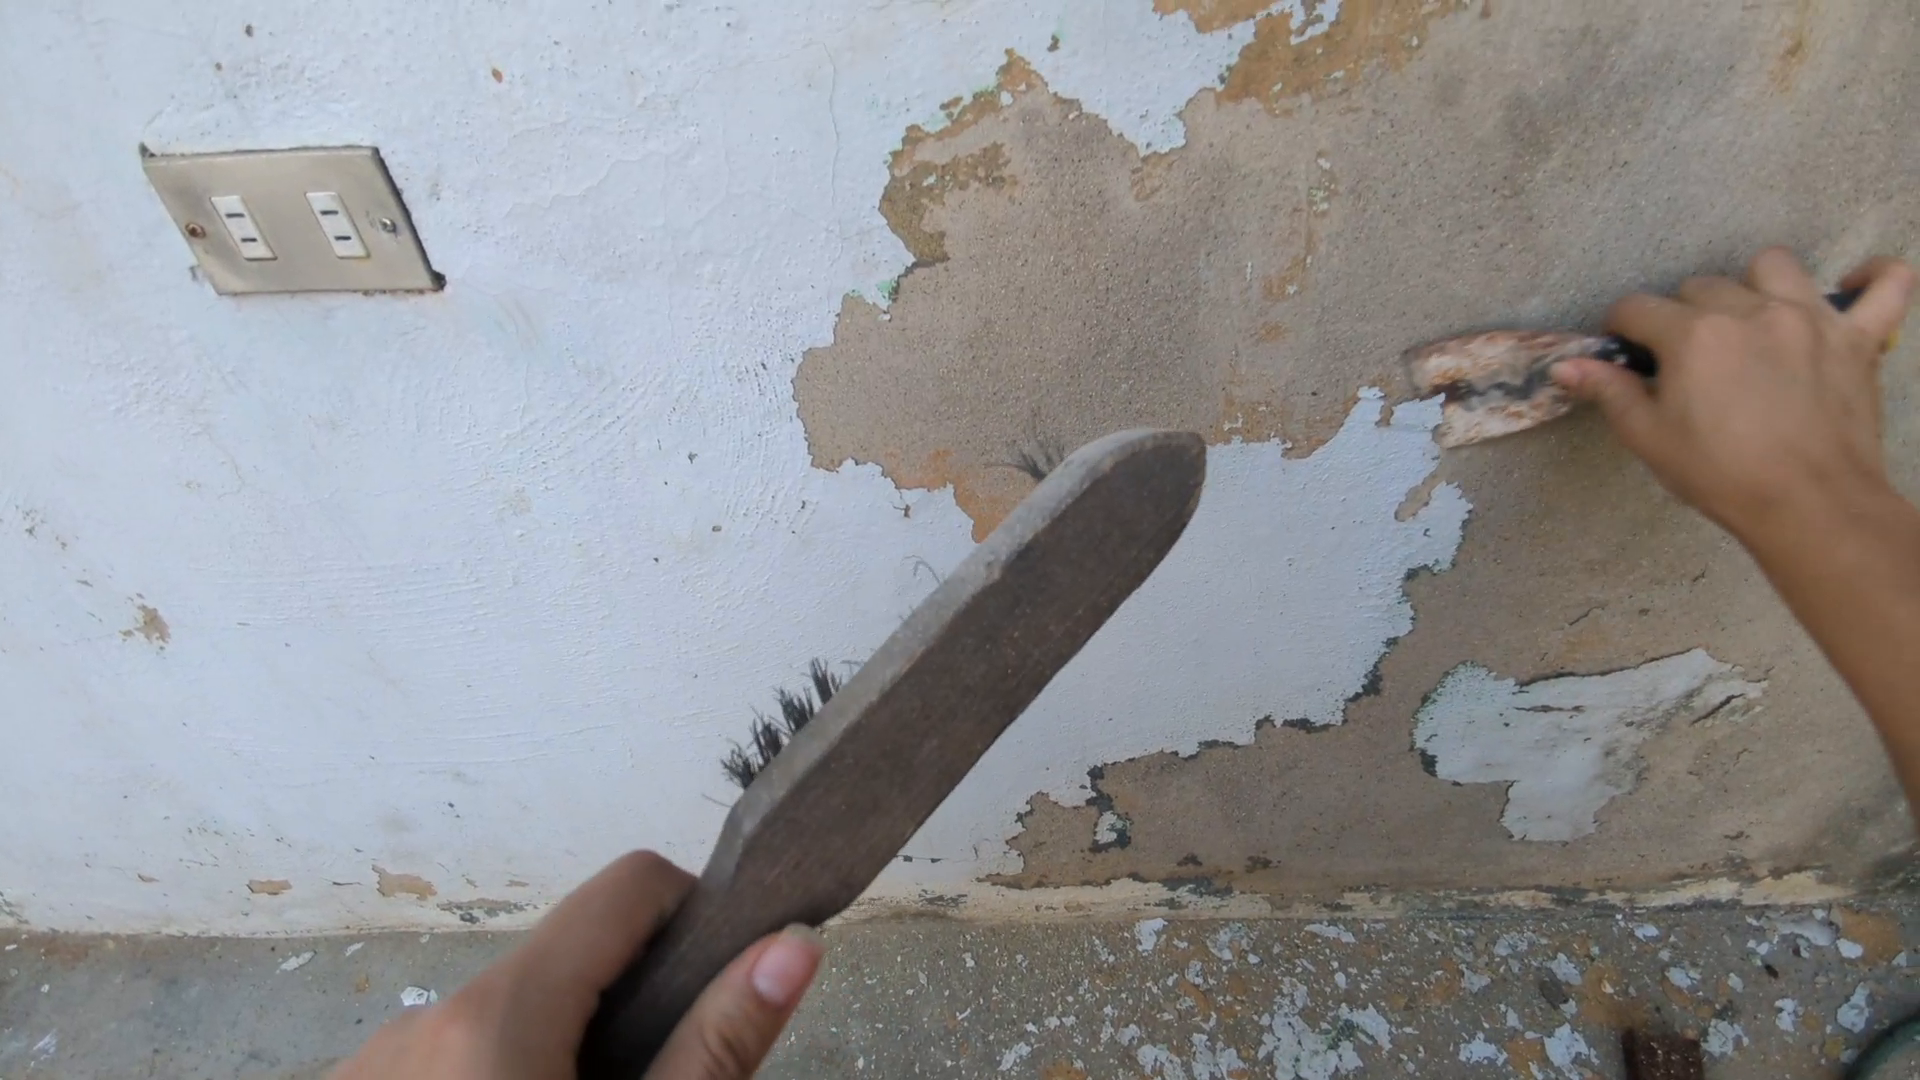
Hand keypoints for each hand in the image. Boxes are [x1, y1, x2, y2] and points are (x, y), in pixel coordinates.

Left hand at [330, 852, 823, 1079]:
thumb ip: (717, 1046)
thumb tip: (797, 945)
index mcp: (496, 1015)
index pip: (630, 885)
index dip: (691, 913)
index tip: (710, 987)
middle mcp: (421, 1021)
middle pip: (572, 955)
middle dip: (632, 1004)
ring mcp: (365, 1071)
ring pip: (515, 1009)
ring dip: (568, 1048)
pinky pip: (453, 1057)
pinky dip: (505, 1079)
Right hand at [1553, 248, 1915, 550]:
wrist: (1805, 499)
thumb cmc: (1712, 468)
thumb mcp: (1642, 432)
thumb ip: (1606, 388)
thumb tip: (1565, 366)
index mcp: (1692, 335)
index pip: (1635, 308)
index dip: (1617, 330)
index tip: (1619, 356)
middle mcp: (1751, 312)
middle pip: (1700, 286)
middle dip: (1677, 312)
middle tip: (1676, 353)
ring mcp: (1813, 318)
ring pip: (1775, 266)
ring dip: (1750, 284)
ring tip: (1743, 318)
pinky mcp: (1862, 335)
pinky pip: (1889, 283)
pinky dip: (1871, 277)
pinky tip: (1851, 286)